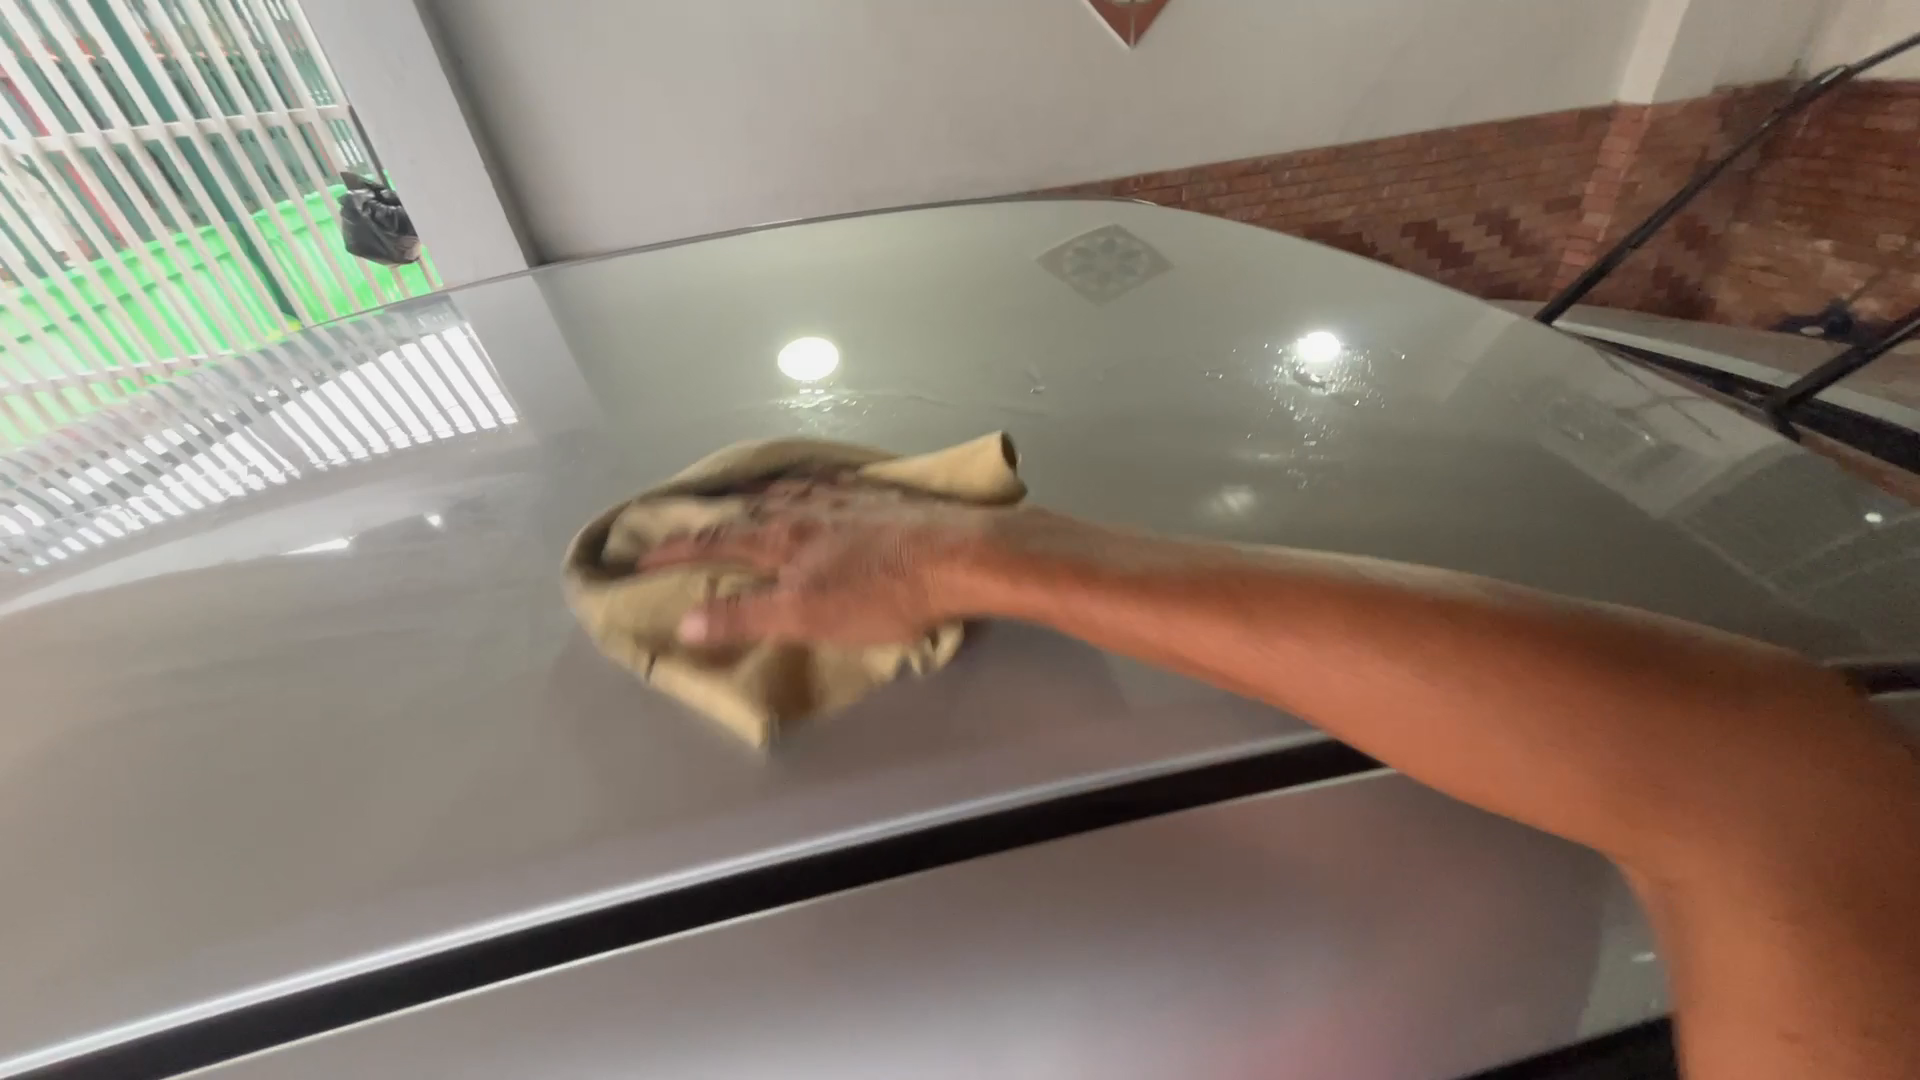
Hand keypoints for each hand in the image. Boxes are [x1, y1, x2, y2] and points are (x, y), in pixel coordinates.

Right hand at [641, 476, 1000, 645]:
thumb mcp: (805, 615)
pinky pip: (832, 483)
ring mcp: (847, 496)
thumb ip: (744, 615)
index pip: (715, 542)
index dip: (676, 552)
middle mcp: (807, 507)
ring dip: (760, 494)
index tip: (641, 558)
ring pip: (791, 489)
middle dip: (713, 515)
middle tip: (688, 515)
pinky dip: (811, 484)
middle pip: (749, 507)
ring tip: (747, 495)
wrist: (957, 556)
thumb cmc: (880, 594)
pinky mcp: (882, 496)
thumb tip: (683, 621)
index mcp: (782, 537)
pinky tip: (823, 485)